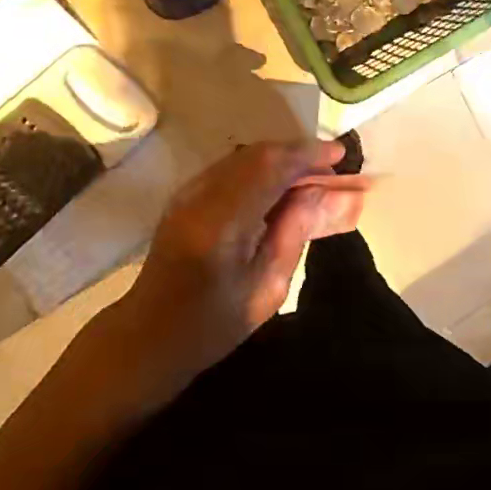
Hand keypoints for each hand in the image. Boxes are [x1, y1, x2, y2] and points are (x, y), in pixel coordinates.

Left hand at [123, 141, 345, 370]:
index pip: (270, 167)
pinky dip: (262, 169)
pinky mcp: (185, 197)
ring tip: (312, 178)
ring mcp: (188, 193)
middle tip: (332, 170)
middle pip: (257, 154)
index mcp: (221, 222)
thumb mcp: (267, 287)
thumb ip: (295, 232)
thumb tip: (324, 192)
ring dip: (281, 160)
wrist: (150, 335)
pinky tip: (281, 187)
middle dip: (298, 155)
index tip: (340, 156)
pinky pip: (231, 169)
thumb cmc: (213, 323)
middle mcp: (201, 195)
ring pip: (243, 158)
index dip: (307, 155)